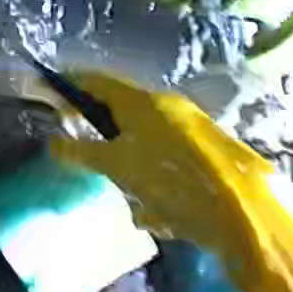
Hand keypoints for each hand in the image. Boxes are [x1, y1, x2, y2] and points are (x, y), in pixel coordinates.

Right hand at [50, 71, 292, 291]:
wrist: (240, 206)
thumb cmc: (169, 176)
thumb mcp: (117, 166)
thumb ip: (82, 152)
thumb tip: (52, 141)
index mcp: (140, 99)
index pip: (97, 81)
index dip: (72, 83)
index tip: (52, 86)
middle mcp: (165, 104)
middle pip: (123, 108)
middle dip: (102, 126)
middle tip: (86, 146)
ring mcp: (189, 128)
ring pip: (147, 137)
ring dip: (130, 158)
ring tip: (124, 189)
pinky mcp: (207, 155)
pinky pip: (169, 159)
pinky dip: (155, 177)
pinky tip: (156, 211)